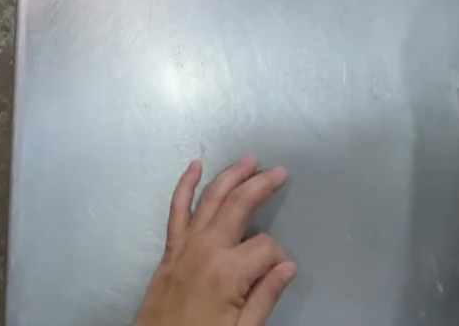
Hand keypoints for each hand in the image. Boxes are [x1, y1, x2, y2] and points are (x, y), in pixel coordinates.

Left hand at [134, 156, 295, 325]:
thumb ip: (265, 298)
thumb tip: (288, 266)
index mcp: (227, 273)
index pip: (266, 247)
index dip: (279, 256)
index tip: (281, 270)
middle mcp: (206, 248)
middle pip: (239, 204)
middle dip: (261, 184)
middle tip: (280, 171)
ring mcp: (185, 243)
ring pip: (211, 197)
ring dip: (231, 174)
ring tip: (249, 160)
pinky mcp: (171, 247)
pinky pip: (177, 207)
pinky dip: (185, 183)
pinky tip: (195, 166)